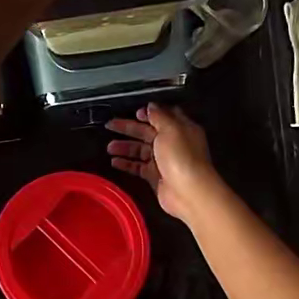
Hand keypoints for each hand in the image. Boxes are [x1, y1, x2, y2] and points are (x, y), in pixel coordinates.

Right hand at [107, 104, 226, 222]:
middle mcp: (172, 143)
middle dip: (129, 128)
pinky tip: (114, 162)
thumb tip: (150, 106)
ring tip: (109, 147)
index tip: (134, 112)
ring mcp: (163, 161)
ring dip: (125, 147)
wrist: (188, 192)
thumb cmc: (182, 156)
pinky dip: (126, 163)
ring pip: (141, 150)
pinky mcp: (155, 176)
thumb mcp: (171, 129)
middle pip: (147, 132)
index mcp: (180, 128)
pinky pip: (138, 167)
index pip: (163, 116)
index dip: (149, 113)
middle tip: (111, 125)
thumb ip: (159, 116)